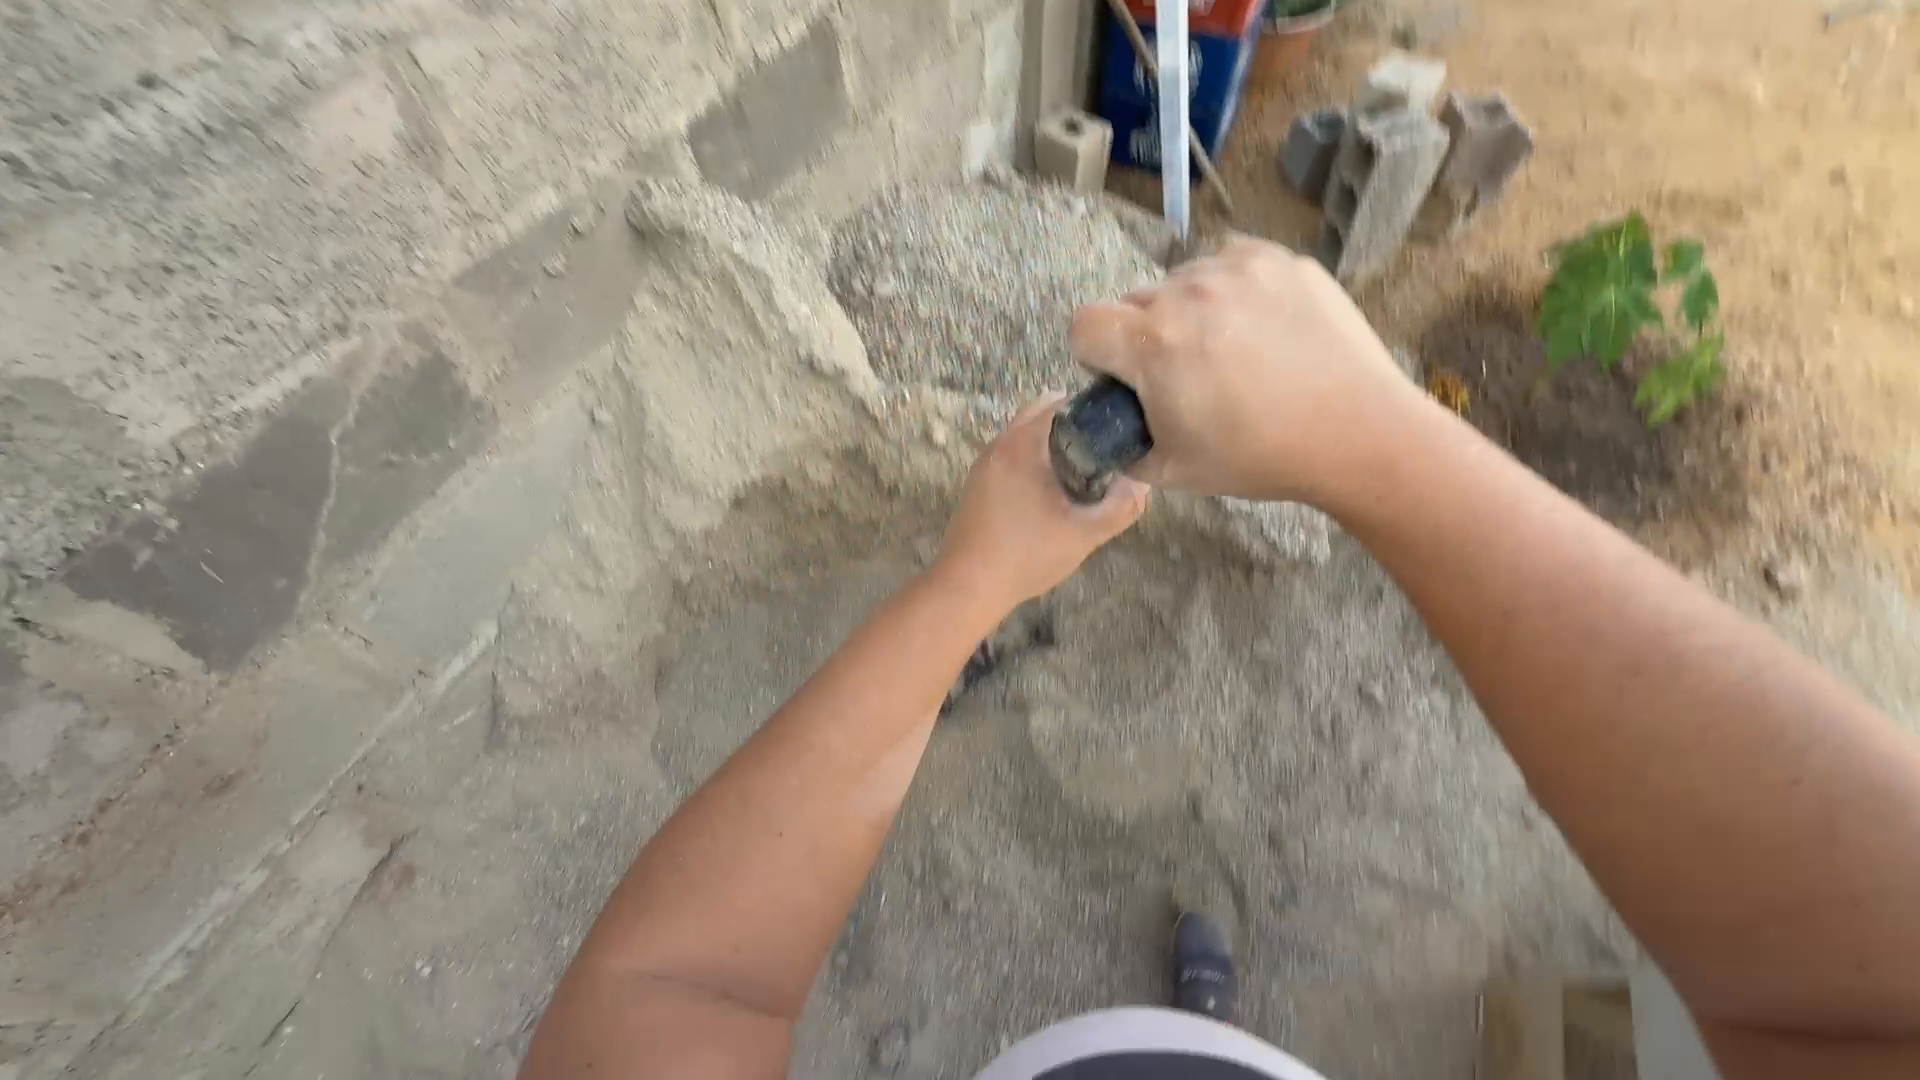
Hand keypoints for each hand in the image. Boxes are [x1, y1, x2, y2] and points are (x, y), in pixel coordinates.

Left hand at [933, 395, 1149, 609]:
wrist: (968, 585)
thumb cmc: (1027, 554)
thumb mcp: (1084, 534)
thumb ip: (1120, 507)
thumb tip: (1140, 483)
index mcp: (1022, 445)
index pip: (1061, 404)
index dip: (1092, 410)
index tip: (1116, 427)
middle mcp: (999, 445)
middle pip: (1039, 414)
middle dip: (1071, 423)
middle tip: (1102, 446)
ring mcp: (983, 465)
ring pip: (1022, 436)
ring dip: (1049, 442)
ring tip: (1081, 466)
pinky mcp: (976, 485)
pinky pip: (1010, 456)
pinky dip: (1031, 458)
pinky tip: (1050, 487)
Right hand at [1069, 236, 1424, 504]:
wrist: (1357, 433)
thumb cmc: (1258, 457)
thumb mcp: (1172, 472)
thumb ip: (1125, 447)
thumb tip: (1115, 431)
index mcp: (1153, 343)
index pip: (1083, 324)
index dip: (1094, 355)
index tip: (1124, 377)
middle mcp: (1188, 293)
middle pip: (1133, 302)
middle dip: (1144, 335)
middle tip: (1184, 373)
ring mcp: (1238, 270)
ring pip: (1183, 281)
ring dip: (1189, 310)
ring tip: (1229, 350)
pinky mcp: (1281, 261)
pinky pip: (1231, 264)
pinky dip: (1232, 290)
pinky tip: (1258, 326)